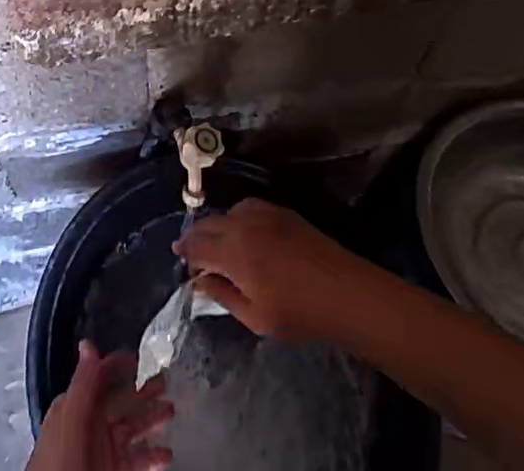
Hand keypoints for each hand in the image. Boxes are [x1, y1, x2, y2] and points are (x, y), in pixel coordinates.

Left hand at [26, 340, 172, 470]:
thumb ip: (83, 384)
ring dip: (151, 419)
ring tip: (171, 411)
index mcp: (75, 409)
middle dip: (143, 391)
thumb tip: (87, 343)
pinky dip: (151, 456)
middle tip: (166, 381)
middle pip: (120, 401)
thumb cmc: (63, 463)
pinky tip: (166, 453)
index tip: (145, 356)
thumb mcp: (73, 422)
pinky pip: (135, 460)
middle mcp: (88, 427)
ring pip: (131, 429)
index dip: (121, 365)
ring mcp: (100, 452)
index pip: (100, 378)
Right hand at [172, 198, 375, 340]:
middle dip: (196, 236)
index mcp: (235, 252)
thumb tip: (199, 281)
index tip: (178, 257)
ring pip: (229, 212)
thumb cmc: (299, 312)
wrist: (345, 291)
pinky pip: (248, 206)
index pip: (198, 244)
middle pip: (210, 223)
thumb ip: (223, 295)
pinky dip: (236, 216)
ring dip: (216, 224)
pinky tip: (242, 231)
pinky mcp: (283, 212)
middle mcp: (246, 225)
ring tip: (215, 242)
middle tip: (190, 251)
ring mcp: (266, 214)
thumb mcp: (255, 317)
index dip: (185, 251)